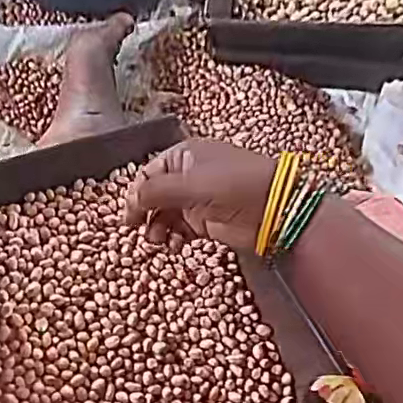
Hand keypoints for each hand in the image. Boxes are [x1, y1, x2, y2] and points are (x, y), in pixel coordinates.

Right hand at [122, 139, 278, 250]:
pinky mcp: (205, 222)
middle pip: (153, 196)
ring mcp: (196, 200)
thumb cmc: (234, 186)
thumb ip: (156, 191)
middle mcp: (188, 176)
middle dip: (145, 214)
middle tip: (139, 231)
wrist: (274, 208)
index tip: (128, 217)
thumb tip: (131, 201)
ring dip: (157, 229)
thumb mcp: (190, 184)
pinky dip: (173, 238)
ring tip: (158, 241)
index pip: (147, 174)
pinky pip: (179, 230)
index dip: (135, 195)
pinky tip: (175, 246)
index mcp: (184, 157)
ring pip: (164, 215)